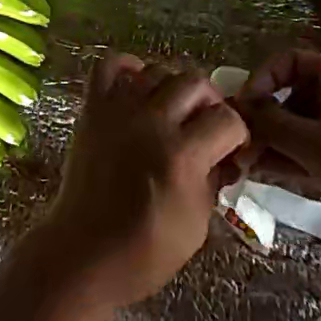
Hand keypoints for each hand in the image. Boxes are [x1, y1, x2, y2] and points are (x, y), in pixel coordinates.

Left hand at [29, 54, 249, 311]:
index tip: (232, 147)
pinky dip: (128, 68)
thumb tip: (224, 156)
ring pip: (158, 70)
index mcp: (182, 155)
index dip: (237, 133)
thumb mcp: (197, 223)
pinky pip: (110, 67)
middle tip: (206, 125)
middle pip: (195, 82)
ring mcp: (119, 111)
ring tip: (174, 111)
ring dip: (174, 87)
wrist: (83, 254)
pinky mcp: (93, 110)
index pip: (226, 119)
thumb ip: (214, 179)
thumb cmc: (144, 251)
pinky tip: (139, 89)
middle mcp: (152, 122)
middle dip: (210, 103)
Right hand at [239, 50, 320, 279]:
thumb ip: (277, 124)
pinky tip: (258, 172)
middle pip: (294, 95)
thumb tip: (240, 108)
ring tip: (241, 162)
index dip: (266, 77)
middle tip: (236, 142)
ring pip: (298, 128)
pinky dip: (284, 159)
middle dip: (263, 114)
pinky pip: (308, 154)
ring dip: (269, 140)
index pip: (297, 62)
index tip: (244, 106)